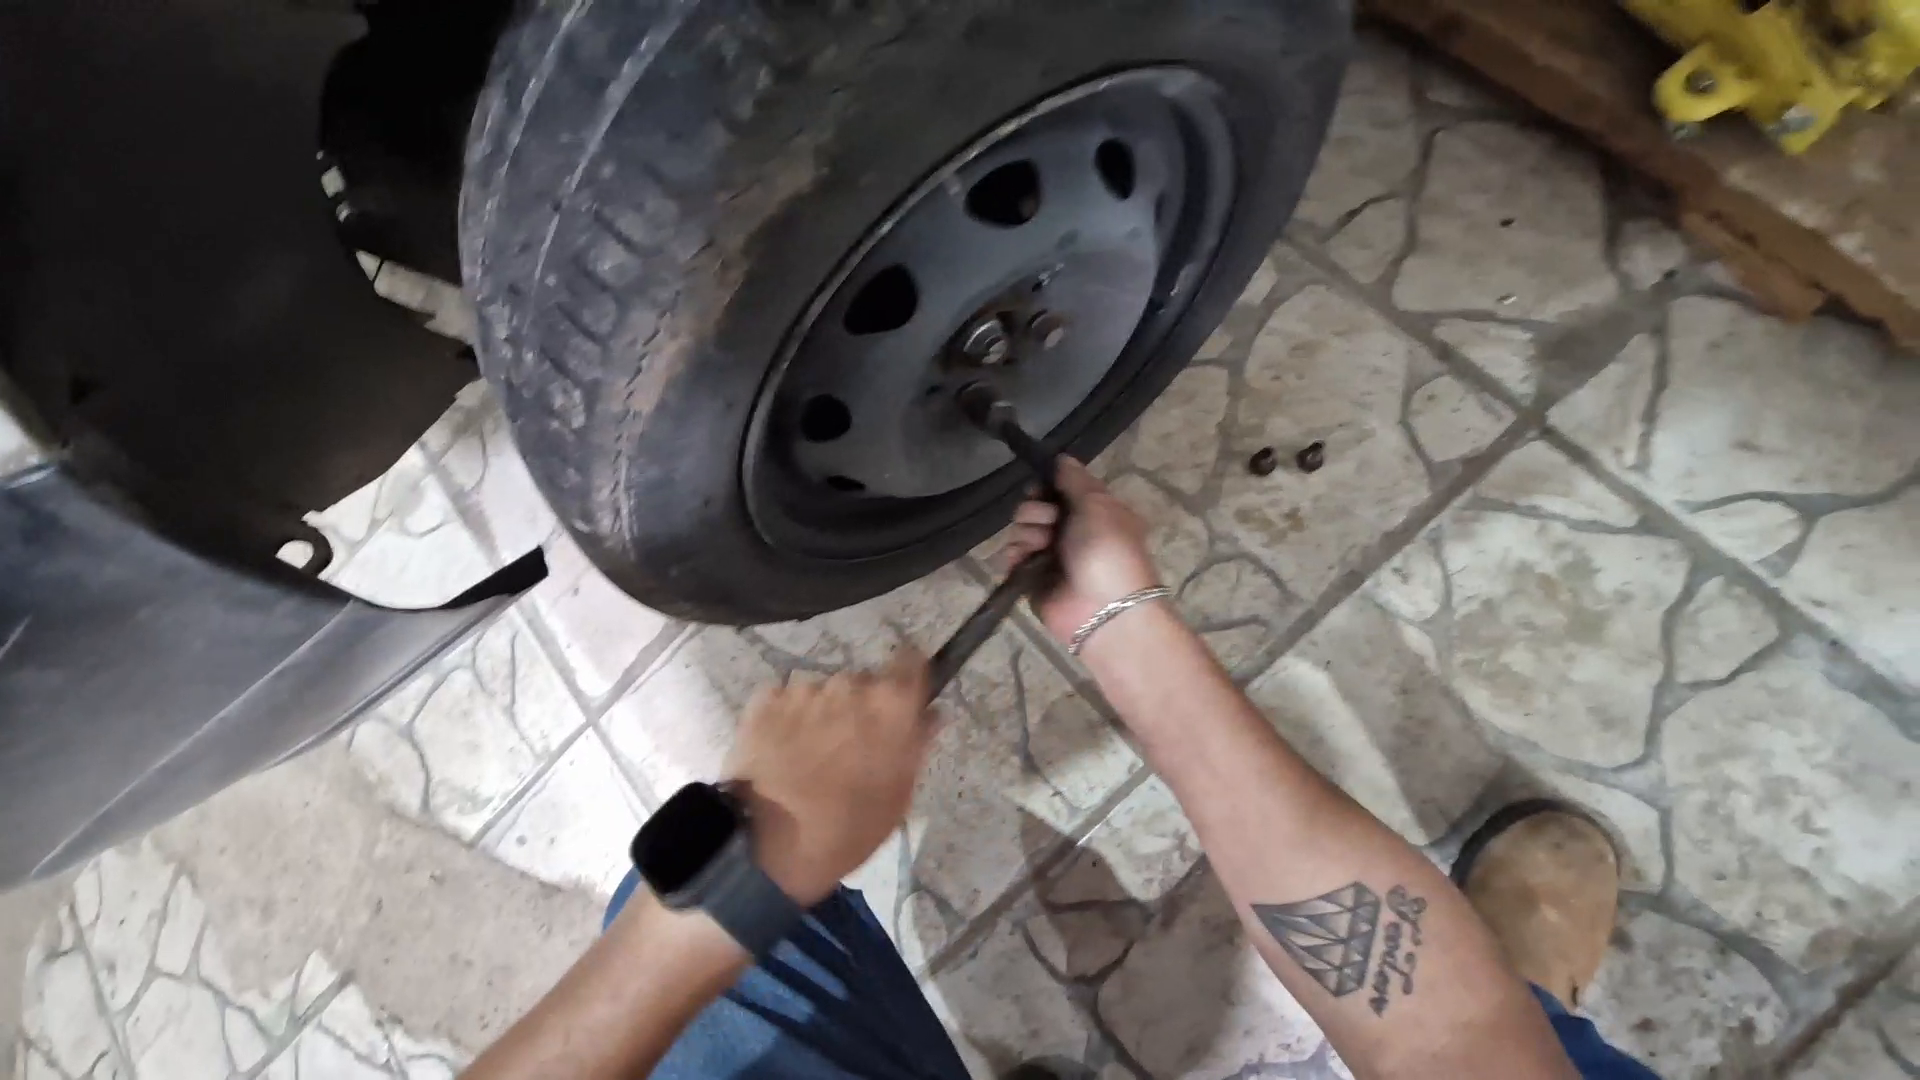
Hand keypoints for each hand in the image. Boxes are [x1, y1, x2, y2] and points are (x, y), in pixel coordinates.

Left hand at [724, 652, 933, 906]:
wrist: (764, 847)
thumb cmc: (846, 828)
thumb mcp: (898, 797)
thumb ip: (917, 744)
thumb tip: (931, 713)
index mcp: (890, 704)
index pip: (911, 661)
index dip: (907, 679)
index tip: (901, 702)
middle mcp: (850, 684)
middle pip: (865, 682)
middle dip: (862, 707)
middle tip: (853, 748)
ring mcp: (805, 689)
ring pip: (825, 692)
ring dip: (825, 713)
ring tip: (812, 756)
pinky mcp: (766, 700)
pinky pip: (789, 699)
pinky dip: (789, 718)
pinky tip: (784, 753)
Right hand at [1000, 457, 1163, 646]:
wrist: (1104, 608)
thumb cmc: (1108, 550)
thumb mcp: (1098, 504)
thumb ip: (1075, 479)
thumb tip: (1062, 458)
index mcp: (1092, 511)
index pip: (1058, 487)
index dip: (1046, 484)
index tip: (1043, 488)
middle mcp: (1070, 531)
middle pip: (1033, 505)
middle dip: (1035, 510)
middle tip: (1050, 523)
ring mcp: (1049, 555)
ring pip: (1019, 528)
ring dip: (1027, 533)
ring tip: (1041, 546)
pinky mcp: (1031, 577)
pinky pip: (1011, 555)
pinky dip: (1014, 555)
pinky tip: (1024, 560)